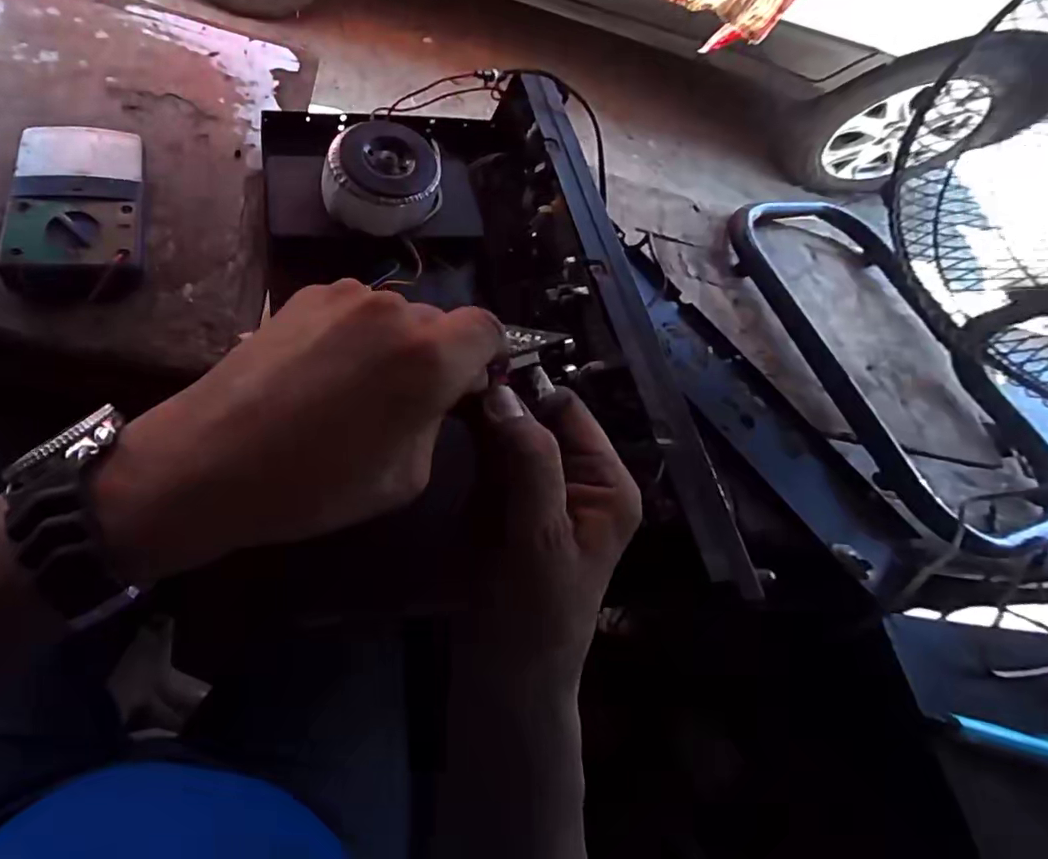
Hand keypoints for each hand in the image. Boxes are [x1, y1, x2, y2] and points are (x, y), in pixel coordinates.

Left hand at [92, 279, 502, 582]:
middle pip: (438, 322)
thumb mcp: (406, 476)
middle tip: (403, 400)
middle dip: (435, 355)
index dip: (484, 357)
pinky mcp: (303, 294)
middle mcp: (393, 310)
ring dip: (391, 344)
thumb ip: (438, 421)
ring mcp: (344, 295)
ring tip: (351, 388)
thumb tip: (441, 393)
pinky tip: (317, 373)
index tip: (465, 387)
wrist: (210, 459)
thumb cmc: (315, 483)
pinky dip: (352, 334)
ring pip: (393, 315)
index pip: (487, 328)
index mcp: (429, 355)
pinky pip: (351, 310)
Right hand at [462, 385, 641, 683]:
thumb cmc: (538, 612)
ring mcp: (534, 484)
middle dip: (498, 399)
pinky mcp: (501, 496)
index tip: (480, 376)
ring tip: (443, 394)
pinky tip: (444, 420)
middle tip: (452, 381)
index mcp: (604, 481)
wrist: (504, 672)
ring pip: (506, 429)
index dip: (527, 390)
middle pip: (534, 415)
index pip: (568, 410)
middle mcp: (573, 474)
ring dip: (480, 413)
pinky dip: (469, 435)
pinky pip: (487, 452)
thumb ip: (529, 463)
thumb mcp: (541, 536)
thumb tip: (502, 394)